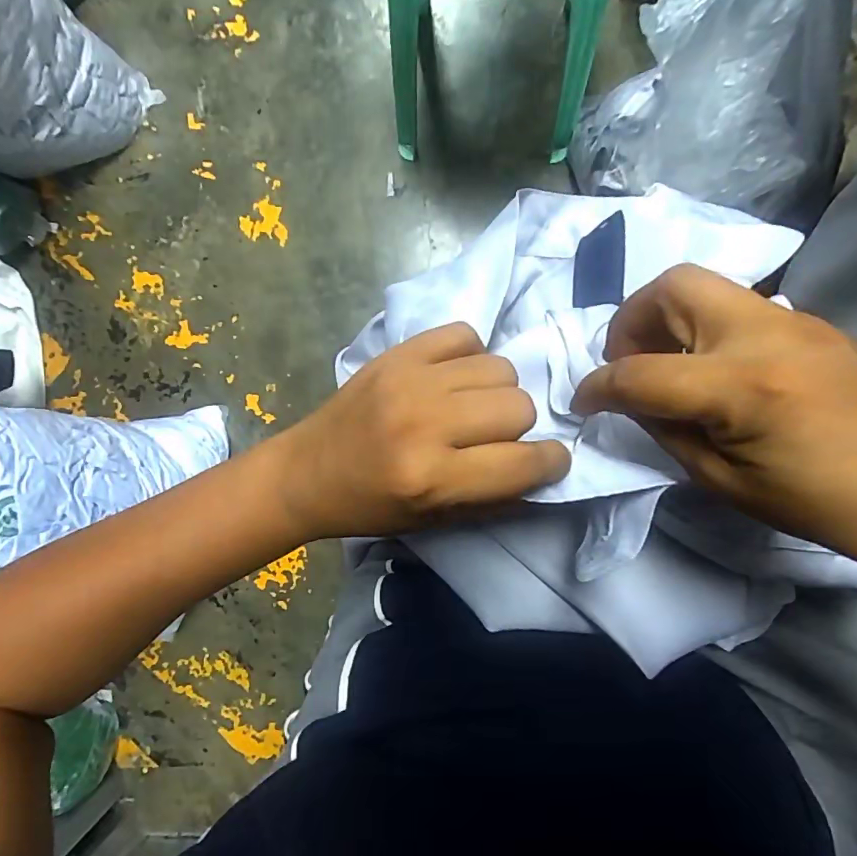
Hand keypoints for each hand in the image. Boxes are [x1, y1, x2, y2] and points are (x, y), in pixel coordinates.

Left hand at [258, 322, 570, 539]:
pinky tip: (452, 377)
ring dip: (496, 391)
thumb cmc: (369, 506)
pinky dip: (469, 355)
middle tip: (493, 438)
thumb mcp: (434, 521)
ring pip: (498, 368)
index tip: (547, 461)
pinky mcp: (395, 354)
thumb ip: (495, 497)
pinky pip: (463, 334)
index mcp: (431, 477)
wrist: (306, 472)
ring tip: (470, 407)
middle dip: (518, 428)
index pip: (524, 462)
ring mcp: (408, 381)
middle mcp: (423, 424)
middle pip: (518, 406)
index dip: (550, 463)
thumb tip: (547, 468)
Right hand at [571, 264, 856, 588]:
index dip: (597, 387)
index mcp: (742, 386)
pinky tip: (716, 372)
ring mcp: (796, 320)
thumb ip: (665, 430)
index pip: (639, 371)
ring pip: (705, 285)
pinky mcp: (814, 324)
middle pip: (671, 286)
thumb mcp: (721, 480)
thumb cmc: (820, 503)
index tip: (581, 402)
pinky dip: (704, 328)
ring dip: (668, 319)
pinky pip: (738, 306)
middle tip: (630, 362)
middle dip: (631, 321)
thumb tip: (630, 401)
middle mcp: (766, 334)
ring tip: (669, 366)